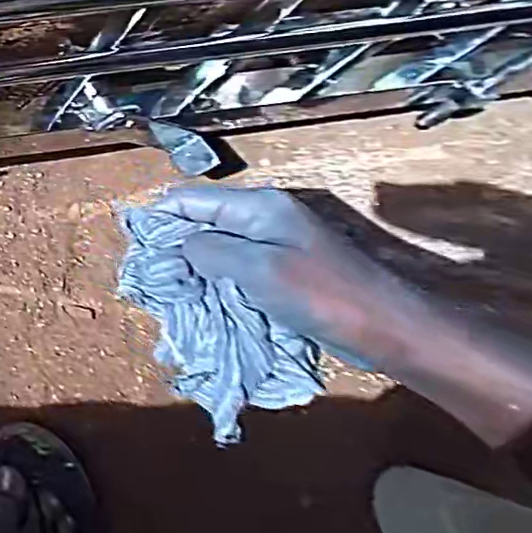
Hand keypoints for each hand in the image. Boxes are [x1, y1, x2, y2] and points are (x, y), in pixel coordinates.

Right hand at [154, 186, 441, 373]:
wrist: (393, 332)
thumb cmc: (324, 296)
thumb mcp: (257, 268)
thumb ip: (209, 249)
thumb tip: (179, 244)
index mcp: (257, 206)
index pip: (188, 200)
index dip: (158, 220)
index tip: (137, 251)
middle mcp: (262, 216)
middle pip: (199, 221)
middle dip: (173, 246)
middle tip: (154, 278)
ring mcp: (274, 242)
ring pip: (214, 246)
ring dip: (193, 266)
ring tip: (173, 292)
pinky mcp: (282, 268)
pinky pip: (234, 266)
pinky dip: (215, 279)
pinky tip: (204, 299)